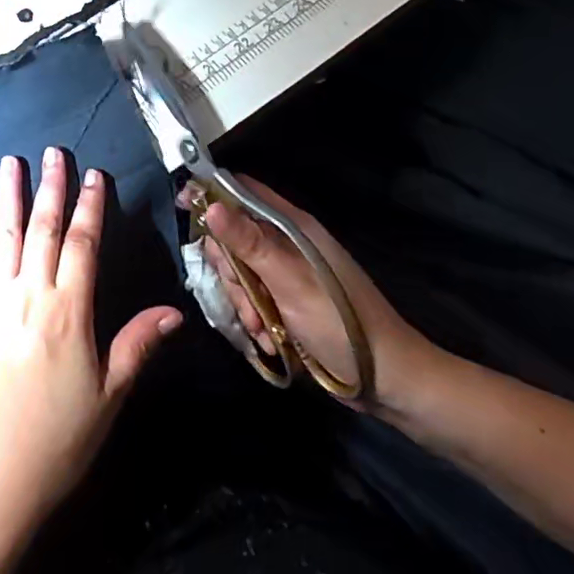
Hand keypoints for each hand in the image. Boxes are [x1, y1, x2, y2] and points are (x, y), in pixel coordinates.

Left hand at [0, 148, 184, 555]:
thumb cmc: (61, 434)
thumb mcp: (111, 393)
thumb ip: (136, 344)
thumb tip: (172, 311)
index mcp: (69, 309)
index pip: (83, 244)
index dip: (90, 207)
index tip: (93, 175)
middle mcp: (30, 293)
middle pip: (43, 229)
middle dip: (51, 188)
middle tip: (54, 152)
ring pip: (3, 237)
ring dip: (7, 197)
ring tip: (11, 162)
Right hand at [180, 176, 446, 414]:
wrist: (389, 382)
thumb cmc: (342, 324)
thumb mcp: (290, 281)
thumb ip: (248, 242)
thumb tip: (209, 204)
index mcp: (292, 227)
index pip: (242, 191)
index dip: (210, 192)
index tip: (185, 207)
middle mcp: (286, 244)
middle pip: (230, 233)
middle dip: (226, 264)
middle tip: (240, 289)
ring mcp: (284, 273)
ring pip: (235, 268)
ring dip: (238, 297)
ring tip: (258, 323)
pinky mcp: (283, 299)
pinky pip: (247, 296)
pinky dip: (249, 314)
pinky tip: (264, 334)